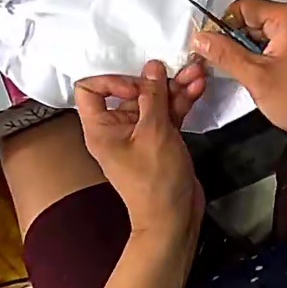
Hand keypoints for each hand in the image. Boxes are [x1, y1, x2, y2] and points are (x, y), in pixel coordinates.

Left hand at [73, 59, 204, 236]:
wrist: (173, 219)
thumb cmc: (155, 183)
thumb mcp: (154, 132)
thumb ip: (153, 96)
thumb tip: (152, 68)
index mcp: (100, 129)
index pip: (89, 90)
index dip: (112, 80)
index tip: (137, 85)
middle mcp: (116, 129)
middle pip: (129, 92)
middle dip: (155, 80)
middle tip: (178, 69)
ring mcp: (138, 135)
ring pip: (153, 102)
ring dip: (174, 88)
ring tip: (196, 74)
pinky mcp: (159, 140)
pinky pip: (166, 114)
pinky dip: (180, 102)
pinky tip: (197, 88)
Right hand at [189, 0, 286, 144]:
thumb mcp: (255, 77)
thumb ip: (224, 54)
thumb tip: (197, 37)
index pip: (242, 7)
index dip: (222, 27)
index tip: (210, 51)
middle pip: (252, 19)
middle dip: (234, 40)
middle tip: (224, 67)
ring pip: (262, 33)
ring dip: (248, 51)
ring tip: (244, 75)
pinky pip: (276, 43)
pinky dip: (263, 57)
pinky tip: (260, 77)